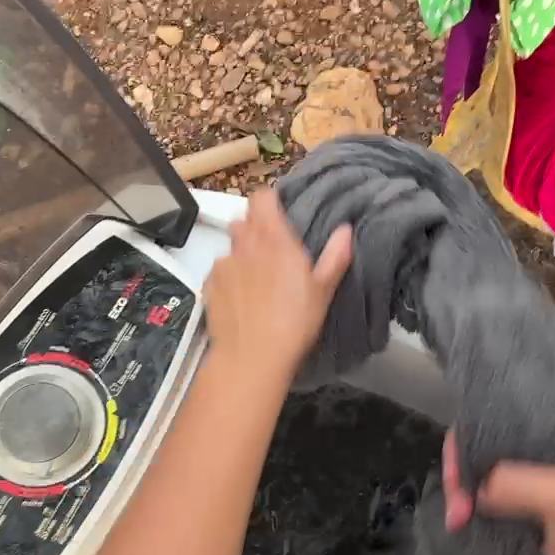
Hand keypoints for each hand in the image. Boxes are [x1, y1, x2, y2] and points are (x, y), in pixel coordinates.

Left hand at [203, 187, 350, 377]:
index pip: (262, 197)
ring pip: (230, 246)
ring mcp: (224, 264)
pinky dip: (228, 277)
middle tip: (271, 250)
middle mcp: (245, 245)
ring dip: (241, 254)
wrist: (252, 357)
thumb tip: (345, 231)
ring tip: (256, 280)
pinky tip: (241, 299)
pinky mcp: (209, 284)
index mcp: (275, 239)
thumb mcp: (323, 291)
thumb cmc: (293, 323)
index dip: (269, 201)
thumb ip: (334, 256)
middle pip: (243, 219)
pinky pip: (219, 270)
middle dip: (255, 228)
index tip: (279, 213)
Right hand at [442, 434, 554, 554]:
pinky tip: (460, 520)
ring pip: (486, 471)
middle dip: (465, 470)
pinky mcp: (529, 506)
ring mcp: (538, 477)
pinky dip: (473, 507)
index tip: (458, 464)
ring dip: (465, 492)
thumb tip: (474, 489)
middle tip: (455, 505)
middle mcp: (549, 447)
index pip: (510, 417)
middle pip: (491, 444)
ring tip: (456, 519)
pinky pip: (491, 497)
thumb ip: (520, 484)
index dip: (476, 434)